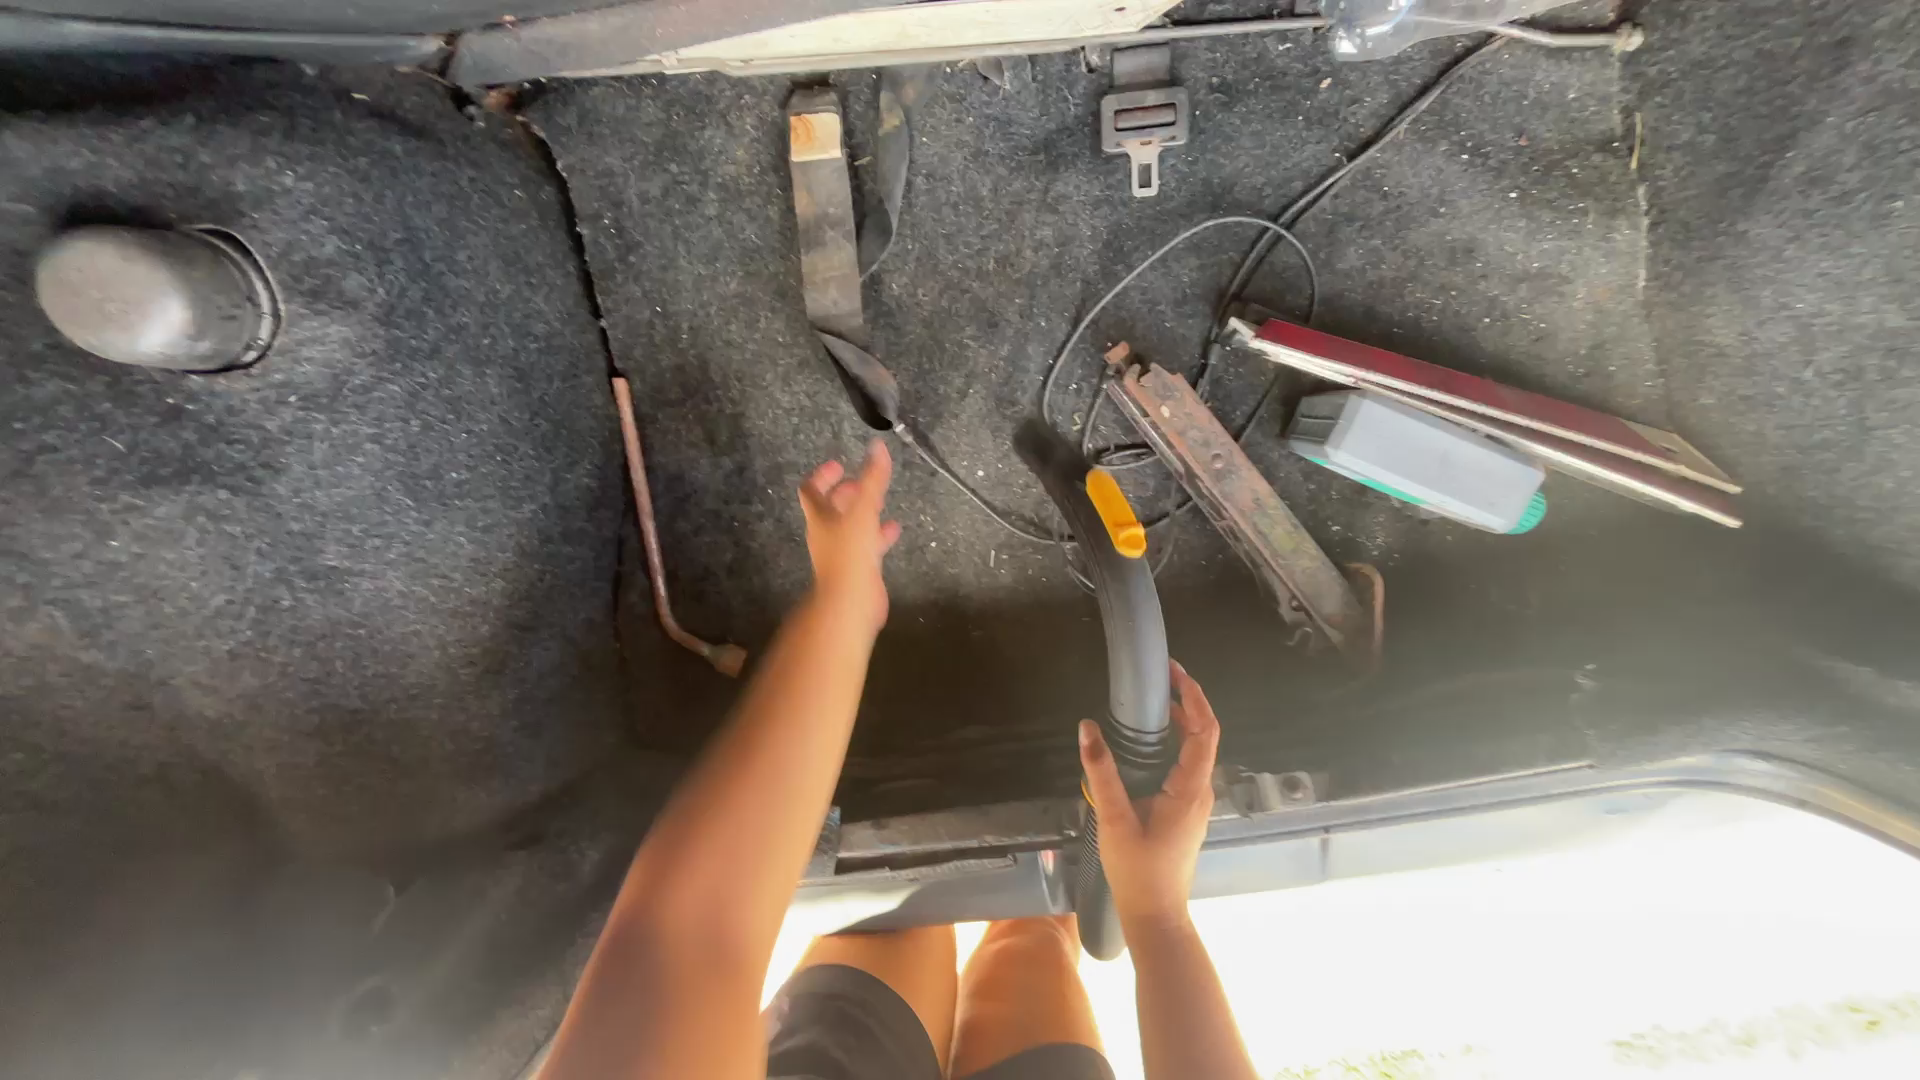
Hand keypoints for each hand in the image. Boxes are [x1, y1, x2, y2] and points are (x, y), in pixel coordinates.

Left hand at [799, 439, 902, 630]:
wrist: (851, 602)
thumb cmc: (850, 553)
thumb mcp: (863, 511)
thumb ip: (872, 479)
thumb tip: (878, 446)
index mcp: (820, 518)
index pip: (811, 490)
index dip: (822, 475)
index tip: (839, 464)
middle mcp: (826, 534)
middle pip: (831, 508)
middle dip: (845, 492)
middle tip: (860, 482)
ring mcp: (841, 552)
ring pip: (850, 526)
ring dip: (863, 512)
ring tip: (880, 501)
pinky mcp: (857, 568)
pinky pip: (867, 545)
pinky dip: (878, 534)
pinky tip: (894, 529)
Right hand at [1078, 659, 1219, 931]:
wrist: (1155, 915)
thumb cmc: (1137, 870)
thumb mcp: (1114, 818)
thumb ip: (1102, 771)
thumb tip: (1087, 727)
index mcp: (1190, 789)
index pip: (1204, 730)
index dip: (1193, 696)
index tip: (1174, 671)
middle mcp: (1200, 790)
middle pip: (1204, 734)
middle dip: (1187, 700)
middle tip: (1161, 676)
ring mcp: (1195, 801)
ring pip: (1197, 749)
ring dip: (1182, 719)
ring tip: (1153, 697)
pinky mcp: (1185, 809)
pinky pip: (1187, 763)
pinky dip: (1175, 739)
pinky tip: (1149, 738)